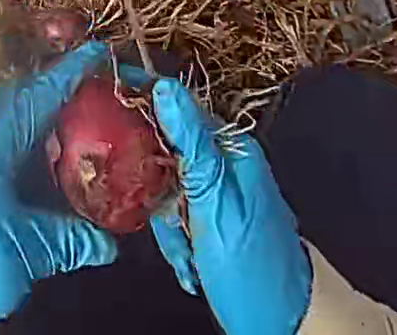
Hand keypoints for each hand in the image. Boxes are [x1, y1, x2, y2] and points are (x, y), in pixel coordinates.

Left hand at [0, 43, 120, 333]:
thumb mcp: (21, 251)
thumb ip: (67, 238)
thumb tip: (107, 241)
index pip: (41, 91)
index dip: (72, 71)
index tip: (98, 51)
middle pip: (25, 96)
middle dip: (60, 95)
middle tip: (97, 100)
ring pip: (7, 112)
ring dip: (39, 117)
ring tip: (75, 128)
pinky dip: (18, 134)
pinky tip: (37, 157)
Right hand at [149, 78, 312, 334]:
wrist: (291, 329)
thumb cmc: (254, 267)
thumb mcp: (216, 202)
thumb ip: (191, 142)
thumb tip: (164, 86)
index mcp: (228, 145)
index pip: (173, 100)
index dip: (138, 98)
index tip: (105, 101)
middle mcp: (223, 158)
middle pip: (162, 141)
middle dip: (150, 176)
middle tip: (162, 213)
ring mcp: (216, 185)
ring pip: (162, 176)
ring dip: (163, 214)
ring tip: (184, 249)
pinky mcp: (209, 210)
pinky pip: (173, 204)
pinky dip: (173, 232)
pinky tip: (187, 258)